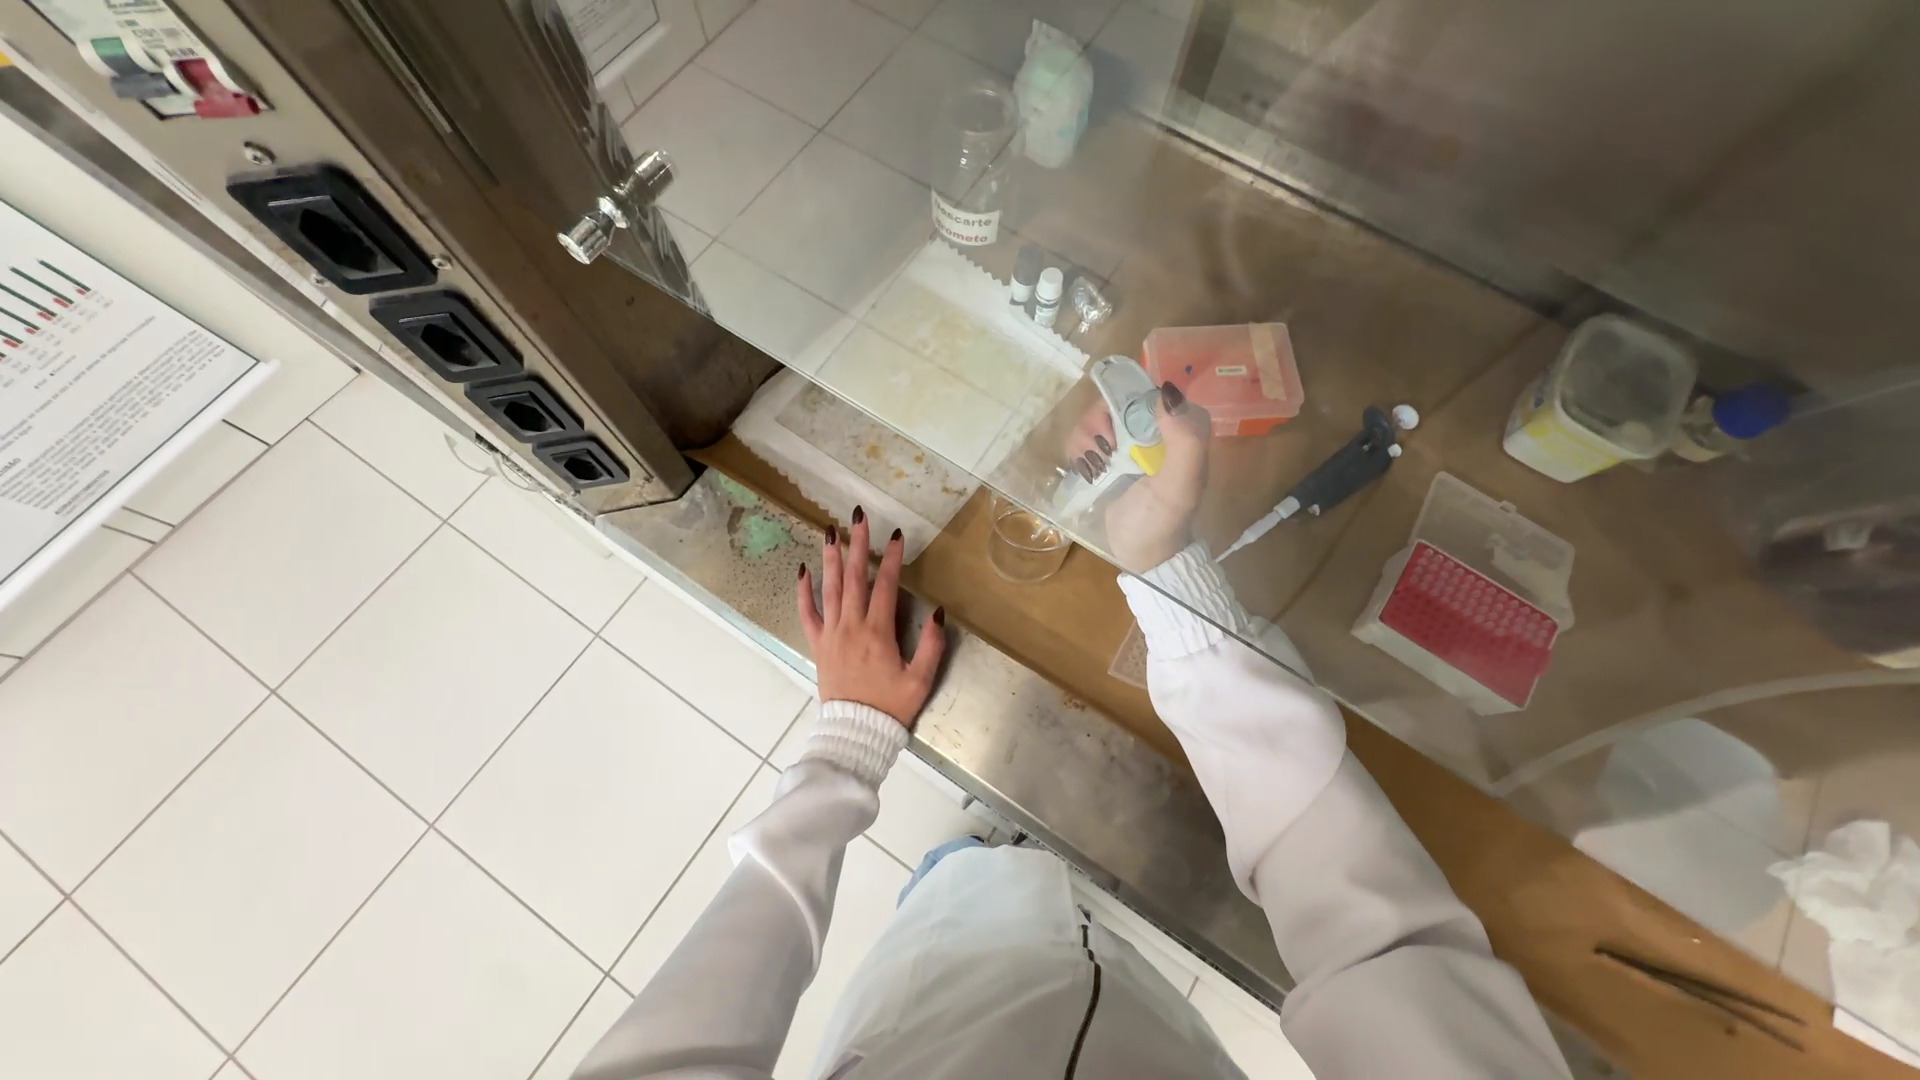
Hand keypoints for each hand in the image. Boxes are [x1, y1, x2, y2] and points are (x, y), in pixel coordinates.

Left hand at [797, 508, 947, 727]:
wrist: (856, 732)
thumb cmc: (891, 707)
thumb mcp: (921, 680)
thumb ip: (932, 645)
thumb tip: (939, 612)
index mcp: (878, 632)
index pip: (885, 586)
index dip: (892, 559)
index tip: (897, 535)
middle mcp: (851, 626)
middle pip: (854, 578)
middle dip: (857, 544)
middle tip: (858, 516)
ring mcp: (831, 634)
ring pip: (830, 588)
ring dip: (831, 558)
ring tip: (830, 530)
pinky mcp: (818, 644)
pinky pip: (807, 613)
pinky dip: (804, 590)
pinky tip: (803, 569)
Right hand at [1080, 383, 1211, 572]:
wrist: (1142, 555)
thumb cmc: (1162, 521)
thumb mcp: (1179, 485)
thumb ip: (1184, 441)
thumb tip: (1165, 392)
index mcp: (1182, 429)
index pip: (1150, 391)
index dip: (1127, 402)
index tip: (1118, 432)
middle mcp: (1156, 429)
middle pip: (1117, 400)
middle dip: (1100, 423)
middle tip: (1104, 451)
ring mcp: (1129, 443)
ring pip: (1096, 417)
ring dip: (1086, 439)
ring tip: (1095, 467)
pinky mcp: (1107, 457)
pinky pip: (1084, 436)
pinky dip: (1078, 449)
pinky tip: (1087, 471)